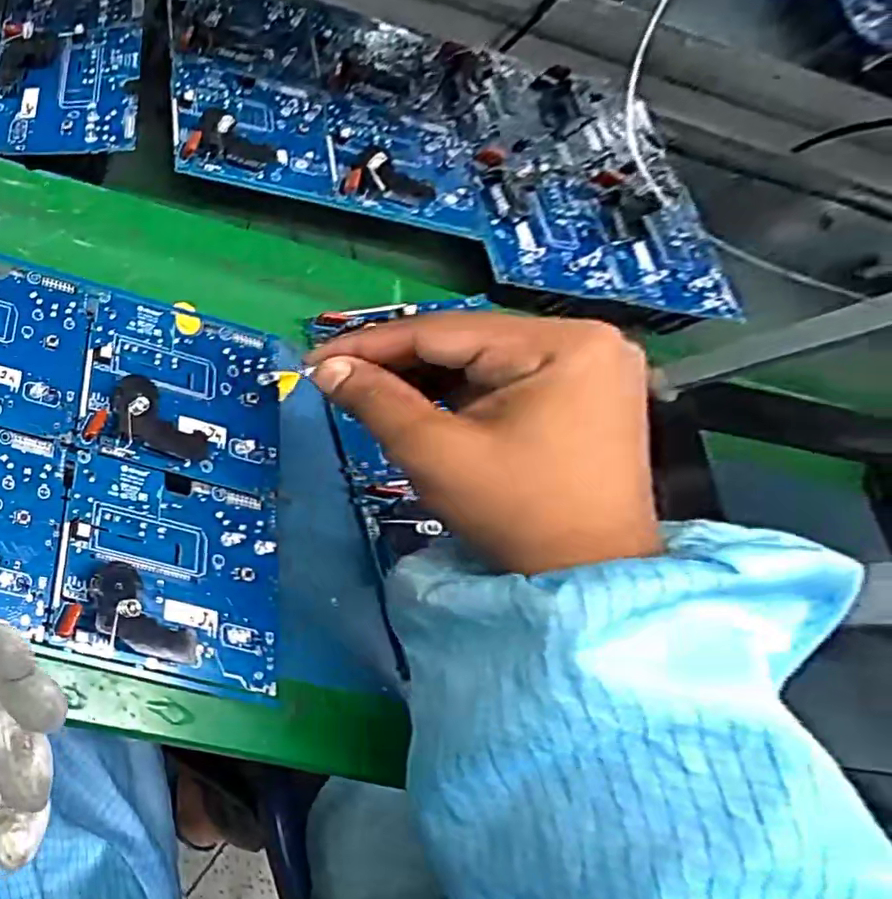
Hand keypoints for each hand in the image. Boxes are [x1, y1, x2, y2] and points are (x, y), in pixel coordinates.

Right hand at [305, 313, 660, 574]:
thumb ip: (374, 399)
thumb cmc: (510, 506)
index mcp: (557, 343)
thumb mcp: (430, 449)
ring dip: (413, 374)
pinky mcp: (575, 390)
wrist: (583, 567)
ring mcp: (583, 365)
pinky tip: (406, 401)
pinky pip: (492, 376)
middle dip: (389, 360)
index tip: (314, 360)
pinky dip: (445, 389)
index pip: (438, 331)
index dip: (366, 344)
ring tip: (360, 390)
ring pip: (472, 358)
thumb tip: (325, 368)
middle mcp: (581, 339)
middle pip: (458, 340)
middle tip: (332, 377)